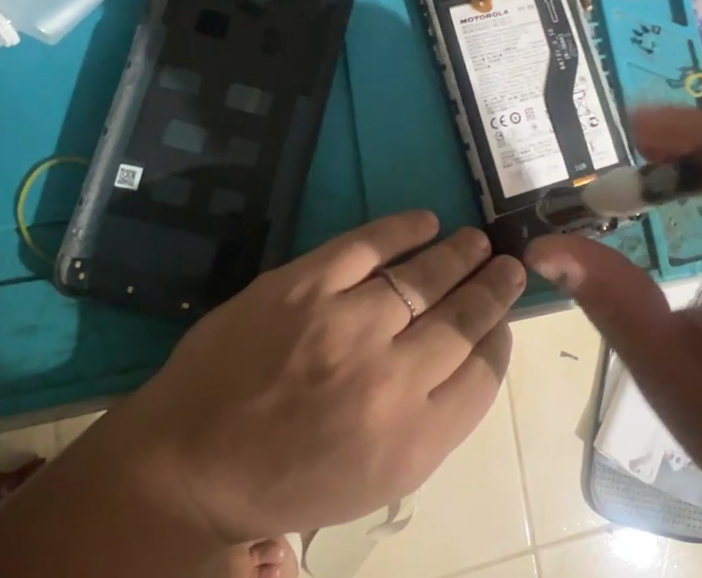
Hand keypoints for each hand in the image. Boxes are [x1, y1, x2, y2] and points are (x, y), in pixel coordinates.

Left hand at [106, 210, 525, 544]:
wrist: (191, 459)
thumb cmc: (288, 479)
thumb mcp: (377, 478)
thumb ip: (432, 420)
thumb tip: (469, 355)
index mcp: (412, 439)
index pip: (483, 374)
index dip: (500, 338)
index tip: (503, 320)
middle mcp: (389, 378)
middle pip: (464, 319)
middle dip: (494, 288)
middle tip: (509, 267)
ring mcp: (344, 324)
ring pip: (425, 277)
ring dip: (460, 255)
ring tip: (477, 242)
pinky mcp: (303, 284)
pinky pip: (369, 244)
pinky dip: (404, 228)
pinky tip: (426, 221)